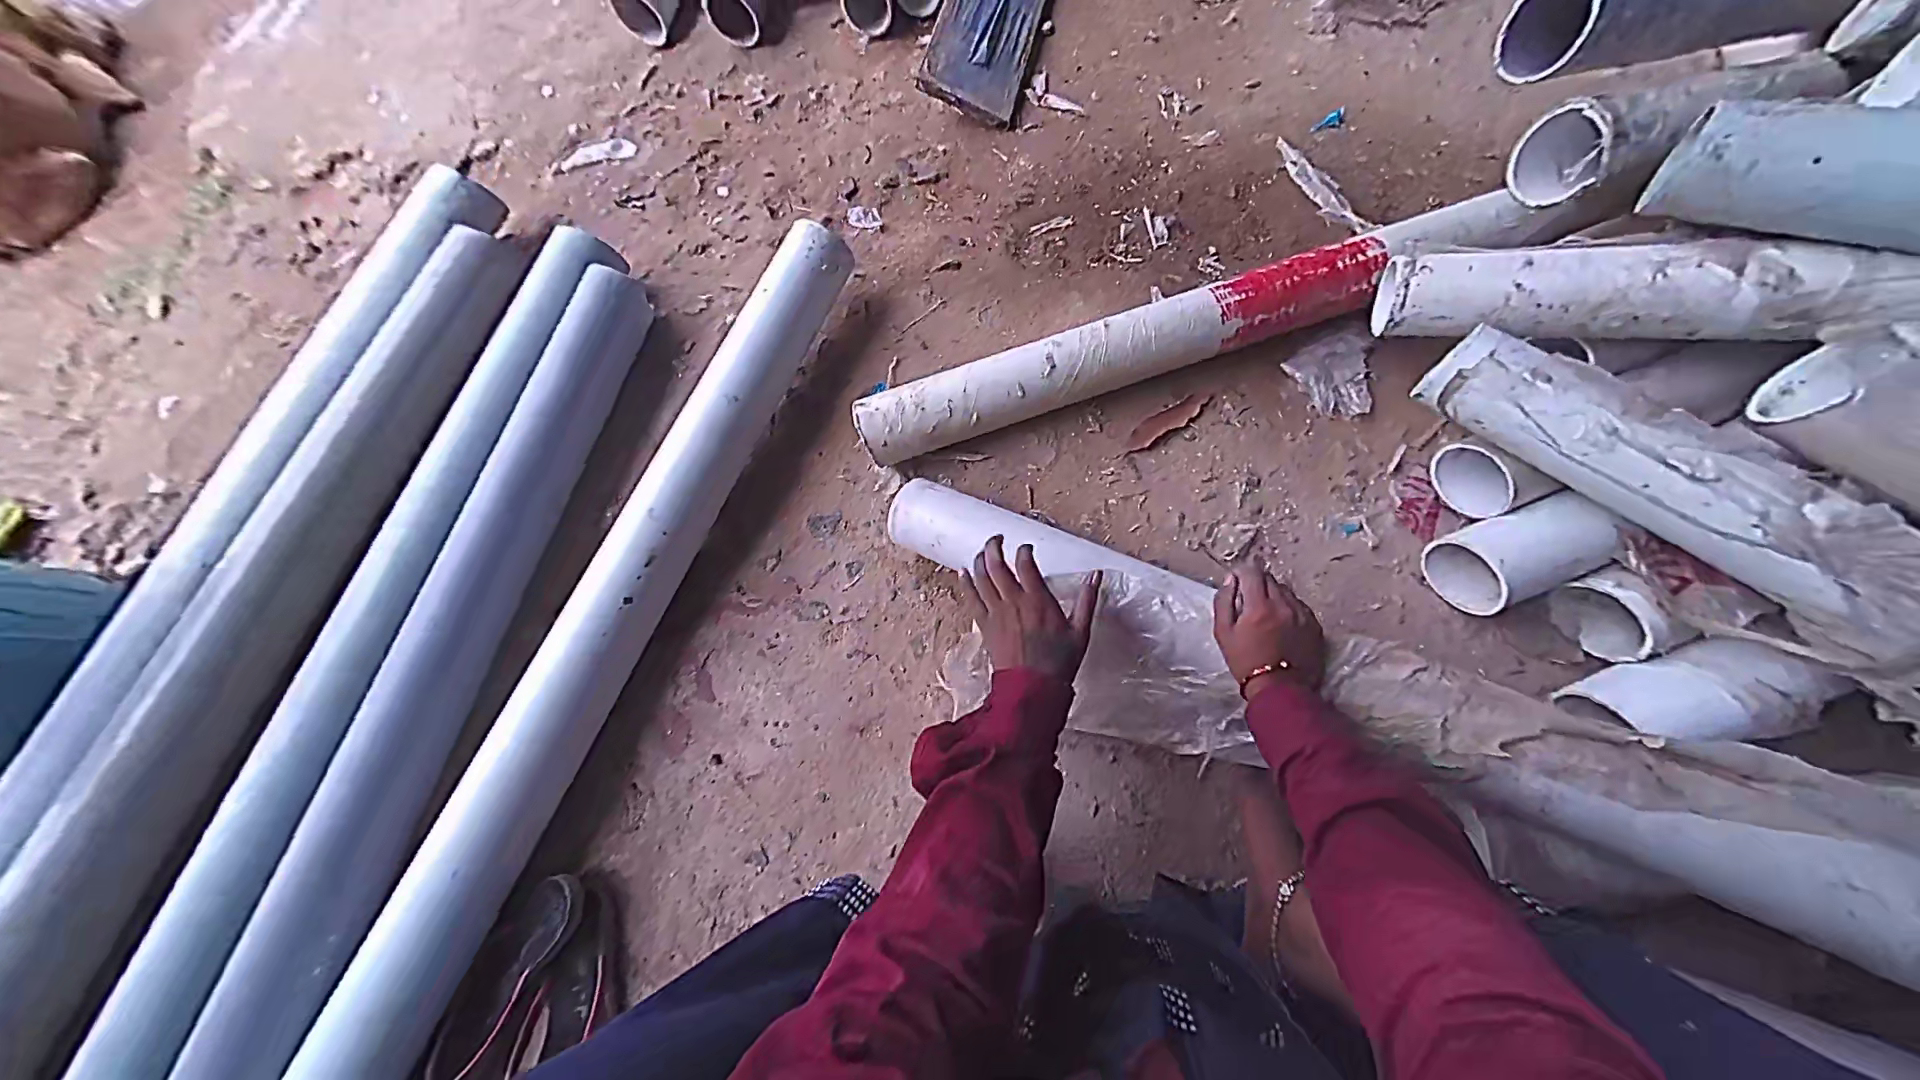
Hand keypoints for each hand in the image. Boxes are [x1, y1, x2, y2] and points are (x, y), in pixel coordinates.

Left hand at [958, 536, 1102, 684]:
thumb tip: (1096, 576)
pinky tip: (963, 572)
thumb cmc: (1058, 662)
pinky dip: (966, 582)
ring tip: (983, 551)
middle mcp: (1013, 601)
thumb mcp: (1080, 631)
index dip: (1024, 551)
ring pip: (981, 577)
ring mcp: (996, 613)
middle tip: (997, 539)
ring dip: (980, 560)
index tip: (1026, 549)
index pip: (1025, 563)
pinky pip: (971, 598)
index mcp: (1038, 600)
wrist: (1032, 688)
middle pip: (996, 564)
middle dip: (994, 546)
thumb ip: (1087, 600)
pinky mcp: (985, 625)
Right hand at [1212, 565, 1325, 696]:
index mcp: (1259, 605)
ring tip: (1265, 613)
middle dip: (1256, 583)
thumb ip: (1224, 601)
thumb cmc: (1245, 661)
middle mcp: (1284, 604)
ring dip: (1273, 595)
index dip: (1242, 572)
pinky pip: (1298, 605)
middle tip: (1248, 600)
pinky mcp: (1314, 624)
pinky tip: (1281, 623)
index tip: (1237, 580)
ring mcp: (1302, 614)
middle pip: (1269, 579)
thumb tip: (1230, 580)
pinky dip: (1287, 607)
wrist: (1281, 688)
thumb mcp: (1223, 632)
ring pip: (1285, 591)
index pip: (1252, 572)